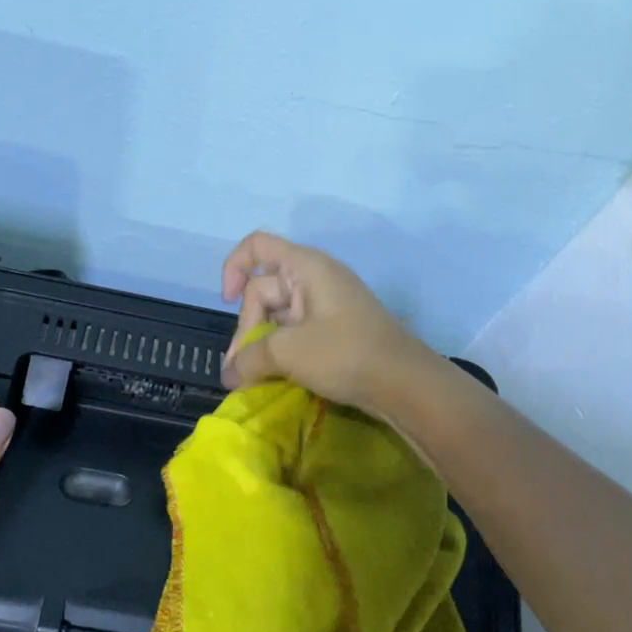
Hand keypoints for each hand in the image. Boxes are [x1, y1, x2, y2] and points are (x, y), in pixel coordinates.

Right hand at [219, 231, 435, 409]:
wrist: (404, 384)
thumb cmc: (345, 354)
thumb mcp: (288, 353)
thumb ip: (249, 358)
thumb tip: (231, 374)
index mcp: (305, 267)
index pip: (256, 247)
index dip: (233, 268)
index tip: (226, 301)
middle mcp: (314, 279)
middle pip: (261, 291)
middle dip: (246, 329)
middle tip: (240, 371)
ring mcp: (325, 305)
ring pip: (277, 317)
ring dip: (260, 346)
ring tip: (251, 380)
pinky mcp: (334, 331)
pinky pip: (295, 333)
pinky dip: (280, 353)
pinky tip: (272, 378)